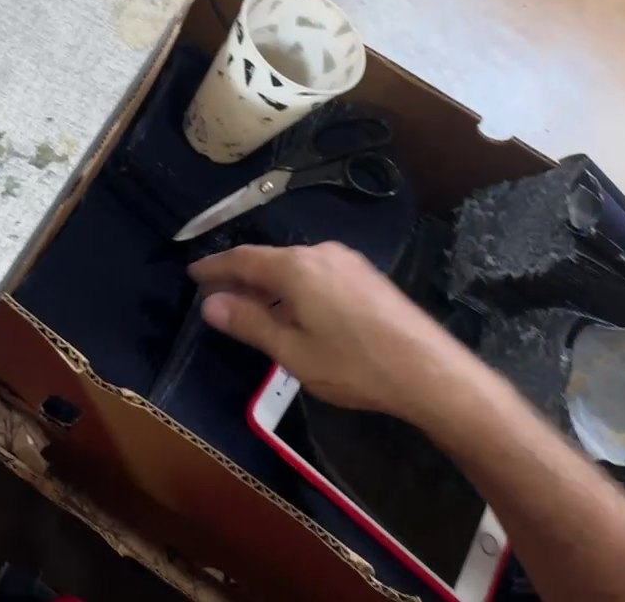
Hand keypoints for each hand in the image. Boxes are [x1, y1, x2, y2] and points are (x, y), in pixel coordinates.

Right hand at [188, 241, 453, 415]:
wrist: (431, 372)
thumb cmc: (355, 365)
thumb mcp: (294, 352)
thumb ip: (250, 323)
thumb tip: (210, 304)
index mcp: (297, 267)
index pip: (243, 259)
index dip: (214, 267)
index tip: (192, 275)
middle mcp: (319, 253)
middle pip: (268, 260)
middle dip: (240, 278)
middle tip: (216, 298)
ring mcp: (346, 262)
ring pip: (293, 267)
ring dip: (268, 285)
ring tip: (250, 309)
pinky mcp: (365, 276)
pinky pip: (315, 273)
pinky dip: (292, 287)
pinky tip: (293, 311)